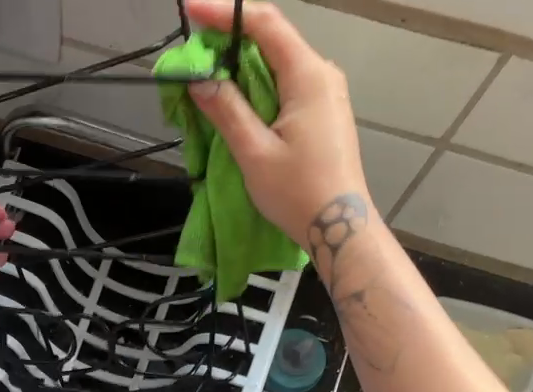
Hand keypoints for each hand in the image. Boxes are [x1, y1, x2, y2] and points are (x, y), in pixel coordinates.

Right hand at [185, 0, 376, 279]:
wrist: (340, 228)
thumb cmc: (298, 192)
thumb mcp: (254, 152)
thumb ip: (227, 110)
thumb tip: (200, 78)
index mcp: (308, 76)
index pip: (265, 24)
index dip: (226, 12)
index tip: (192, 8)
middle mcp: (322, 74)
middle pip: (272, 41)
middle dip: (230, 42)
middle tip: (193, 54)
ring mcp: (325, 93)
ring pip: (277, 65)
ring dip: (241, 69)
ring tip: (207, 80)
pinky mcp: (322, 113)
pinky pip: (285, 87)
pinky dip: (257, 88)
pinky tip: (237, 103)